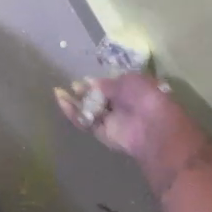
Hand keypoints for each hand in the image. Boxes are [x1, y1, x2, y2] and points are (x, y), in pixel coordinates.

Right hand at [55, 72, 211, 191]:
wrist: (151, 127)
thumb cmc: (145, 97)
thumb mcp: (128, 81)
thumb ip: (107, 83)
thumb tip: (91, 83)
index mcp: (133, 90)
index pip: (112, 85)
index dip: (98, 82)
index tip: (85, 79)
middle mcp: (122, 105)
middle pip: (98, 98)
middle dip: (85, 91)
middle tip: (73, 86)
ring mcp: (111, 119)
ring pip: (89, 110)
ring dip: (75, 101)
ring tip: (59, 92)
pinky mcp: (101, 133)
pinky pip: (85, 122)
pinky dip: (72, 113)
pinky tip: (61, 101)